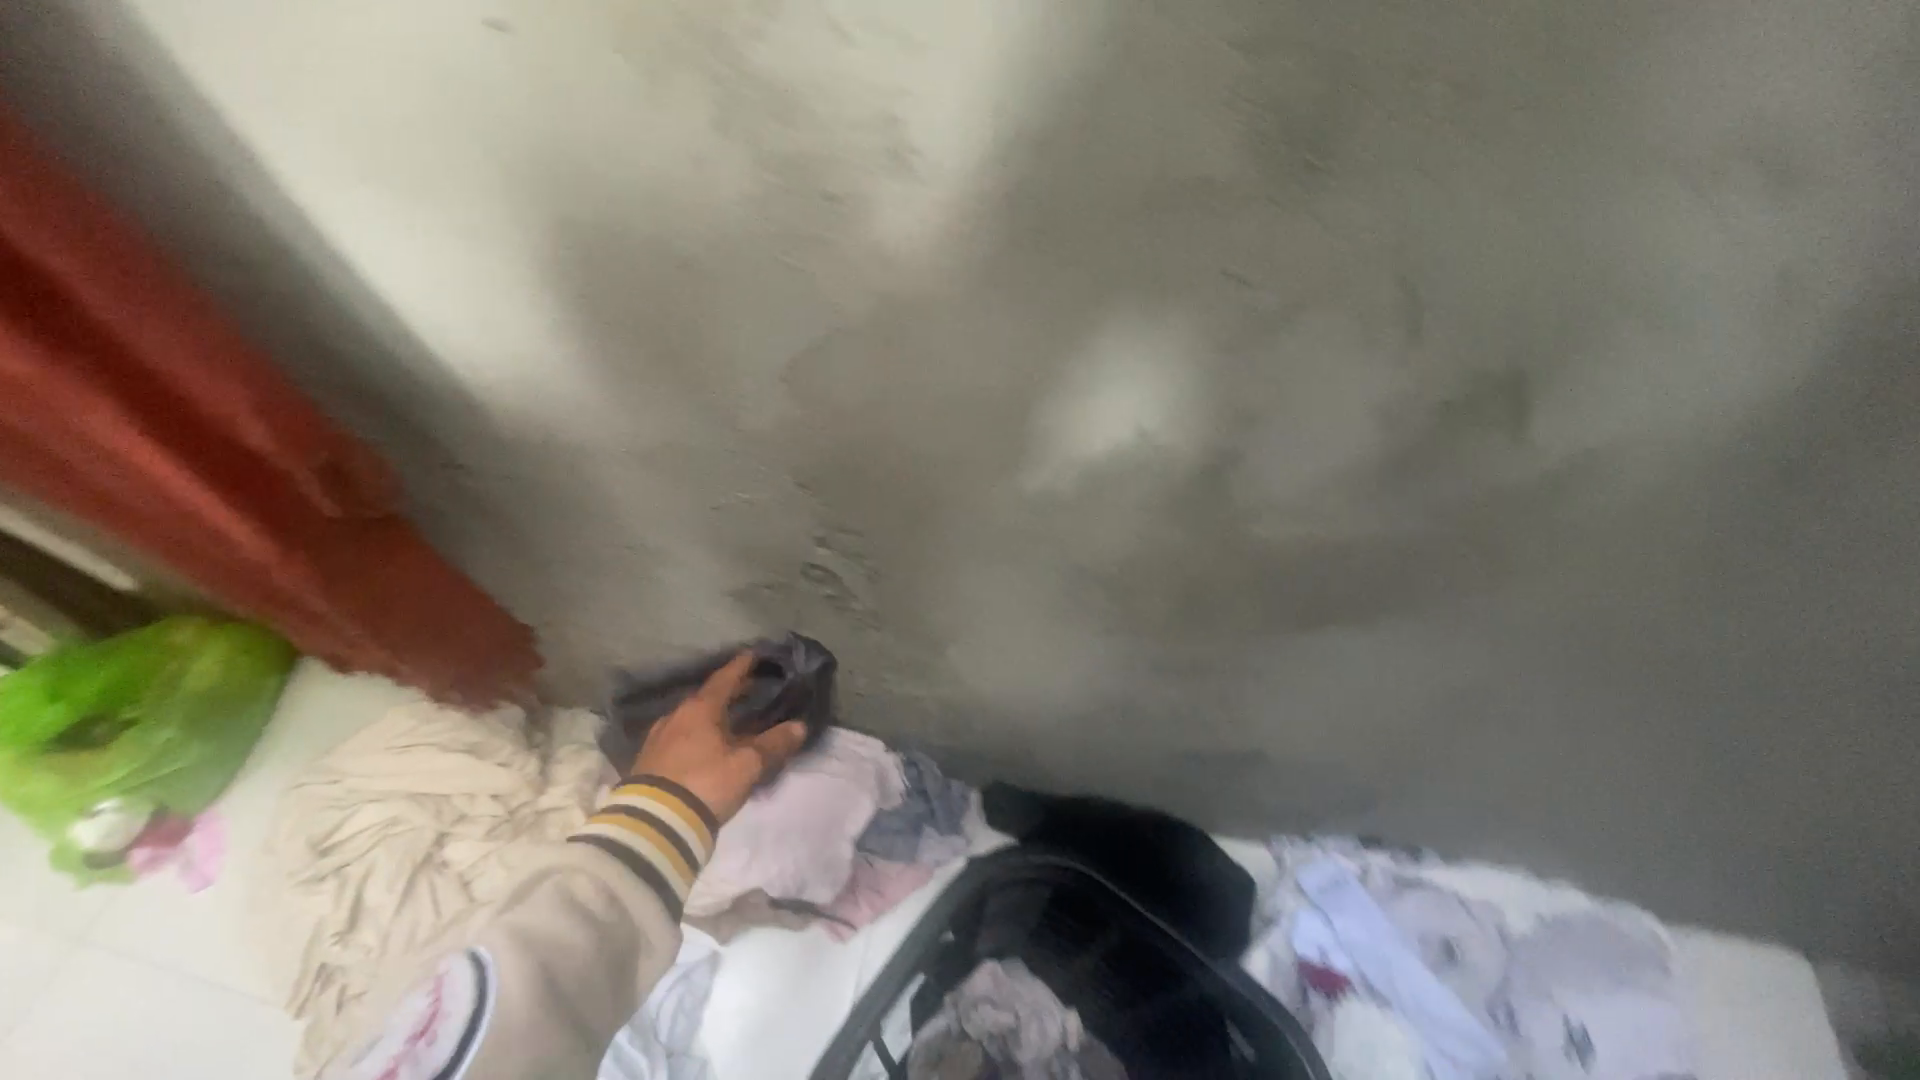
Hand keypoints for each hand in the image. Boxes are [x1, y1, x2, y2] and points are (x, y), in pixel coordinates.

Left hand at [630, 651, 808, 823]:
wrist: (653, 822)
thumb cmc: (705, 782)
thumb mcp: (746, 765)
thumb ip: (773, 744)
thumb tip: (799, 726)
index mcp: (700, 709)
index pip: (725, 679)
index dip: (742, 666)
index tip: (754, 654)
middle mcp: (676, 716)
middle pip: (707, 697)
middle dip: (730, 693)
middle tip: (751, 689)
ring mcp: (658, 738)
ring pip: (692, 718)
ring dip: (712, 716)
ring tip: (730, 720)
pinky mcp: (649, 761)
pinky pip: (680, 737)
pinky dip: (698, 735)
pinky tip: (706, 746)